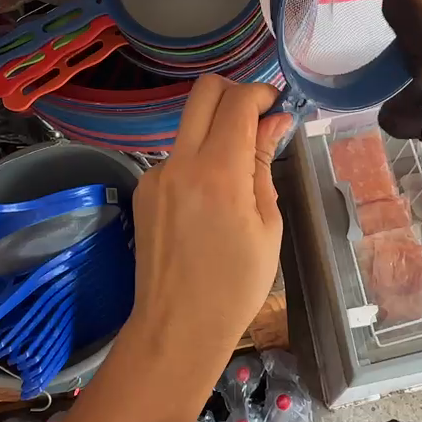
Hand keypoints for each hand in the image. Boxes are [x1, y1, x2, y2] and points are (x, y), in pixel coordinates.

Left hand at [129, 75, 290, 359]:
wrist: (177, 329)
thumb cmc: (235, 286)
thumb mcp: (267, 225)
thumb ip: (264, 163)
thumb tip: (276, 120)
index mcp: (218, 174)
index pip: (238, 102)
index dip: (262, 93)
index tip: (277, 105)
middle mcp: (181, 163)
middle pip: (204, 92)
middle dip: (234, 92)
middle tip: (257, 117)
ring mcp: (156, 174)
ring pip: (190, 124)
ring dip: (216, 127)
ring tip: (239, 169)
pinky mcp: (144, 188)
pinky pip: (177, 156)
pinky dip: (199, 159)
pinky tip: (211, 199)